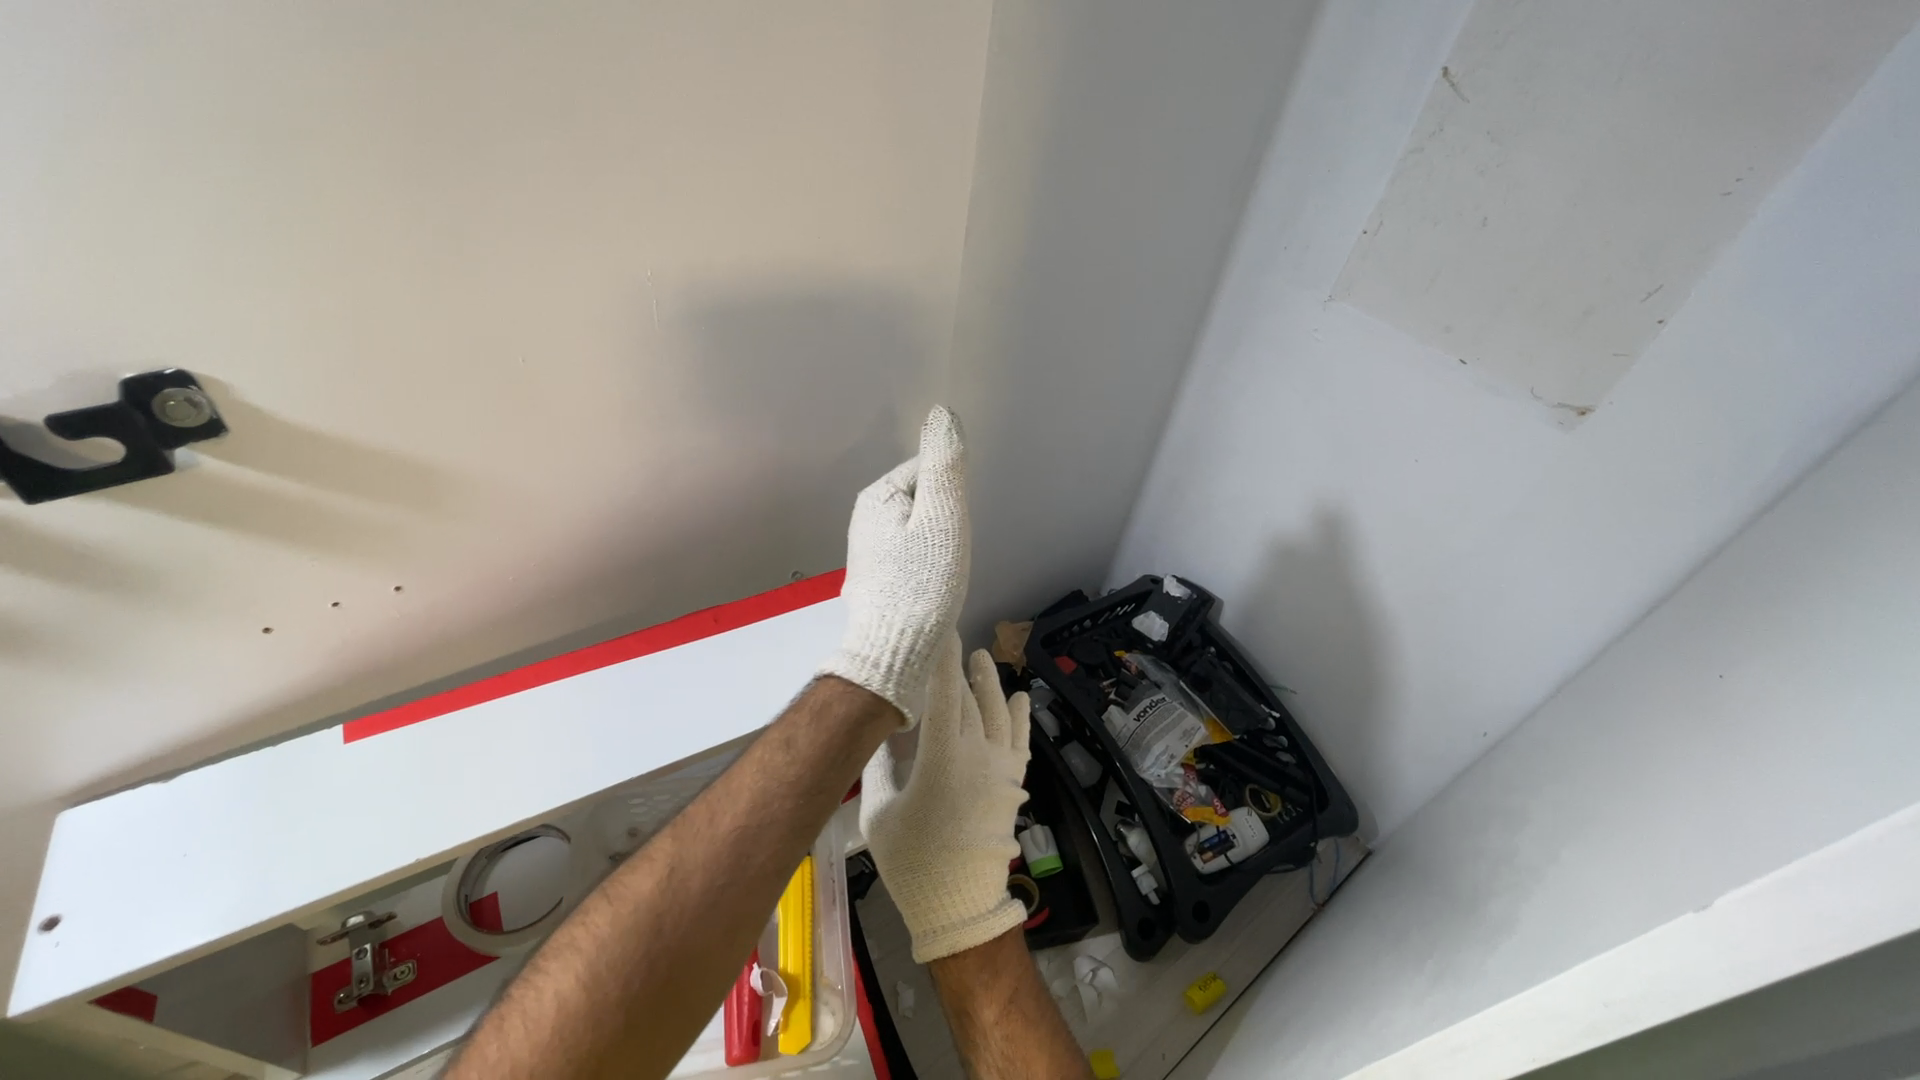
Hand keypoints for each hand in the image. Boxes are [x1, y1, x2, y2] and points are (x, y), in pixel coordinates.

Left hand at [821, 406, 969, 726]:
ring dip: (937, 549)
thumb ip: (944, 466)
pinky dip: (926, 569)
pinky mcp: (875, 579)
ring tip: (940, 575)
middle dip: (944, 525)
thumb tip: (942, 415)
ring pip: (920, 532)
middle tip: (948, 556)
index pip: (928, 473)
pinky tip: (929, 589)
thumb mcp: (943, 519)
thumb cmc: (923, 585)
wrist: (897, 653)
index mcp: (876, 497)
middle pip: (924, 503)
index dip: (951, 500)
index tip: (952, 532)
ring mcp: (867, 551)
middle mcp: (864, 519)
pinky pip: (911, 557)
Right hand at [861, 636, 1030, 962]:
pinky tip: (1021, 696)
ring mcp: (1001, 769)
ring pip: (998, 713)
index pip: (943, 694)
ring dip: (989, 683)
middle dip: (958, 667)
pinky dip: (1021, 717)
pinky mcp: (1013, 784)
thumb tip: (881, 732)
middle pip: (968, 699)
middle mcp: (978, 754)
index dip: (940, 660)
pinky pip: (1020, 741)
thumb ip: (882, 767)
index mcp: (943, 757)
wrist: (959, 906)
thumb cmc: (912, 861)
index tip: (938, 631)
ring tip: (982, 657)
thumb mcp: (880, 811)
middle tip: (950, 638)